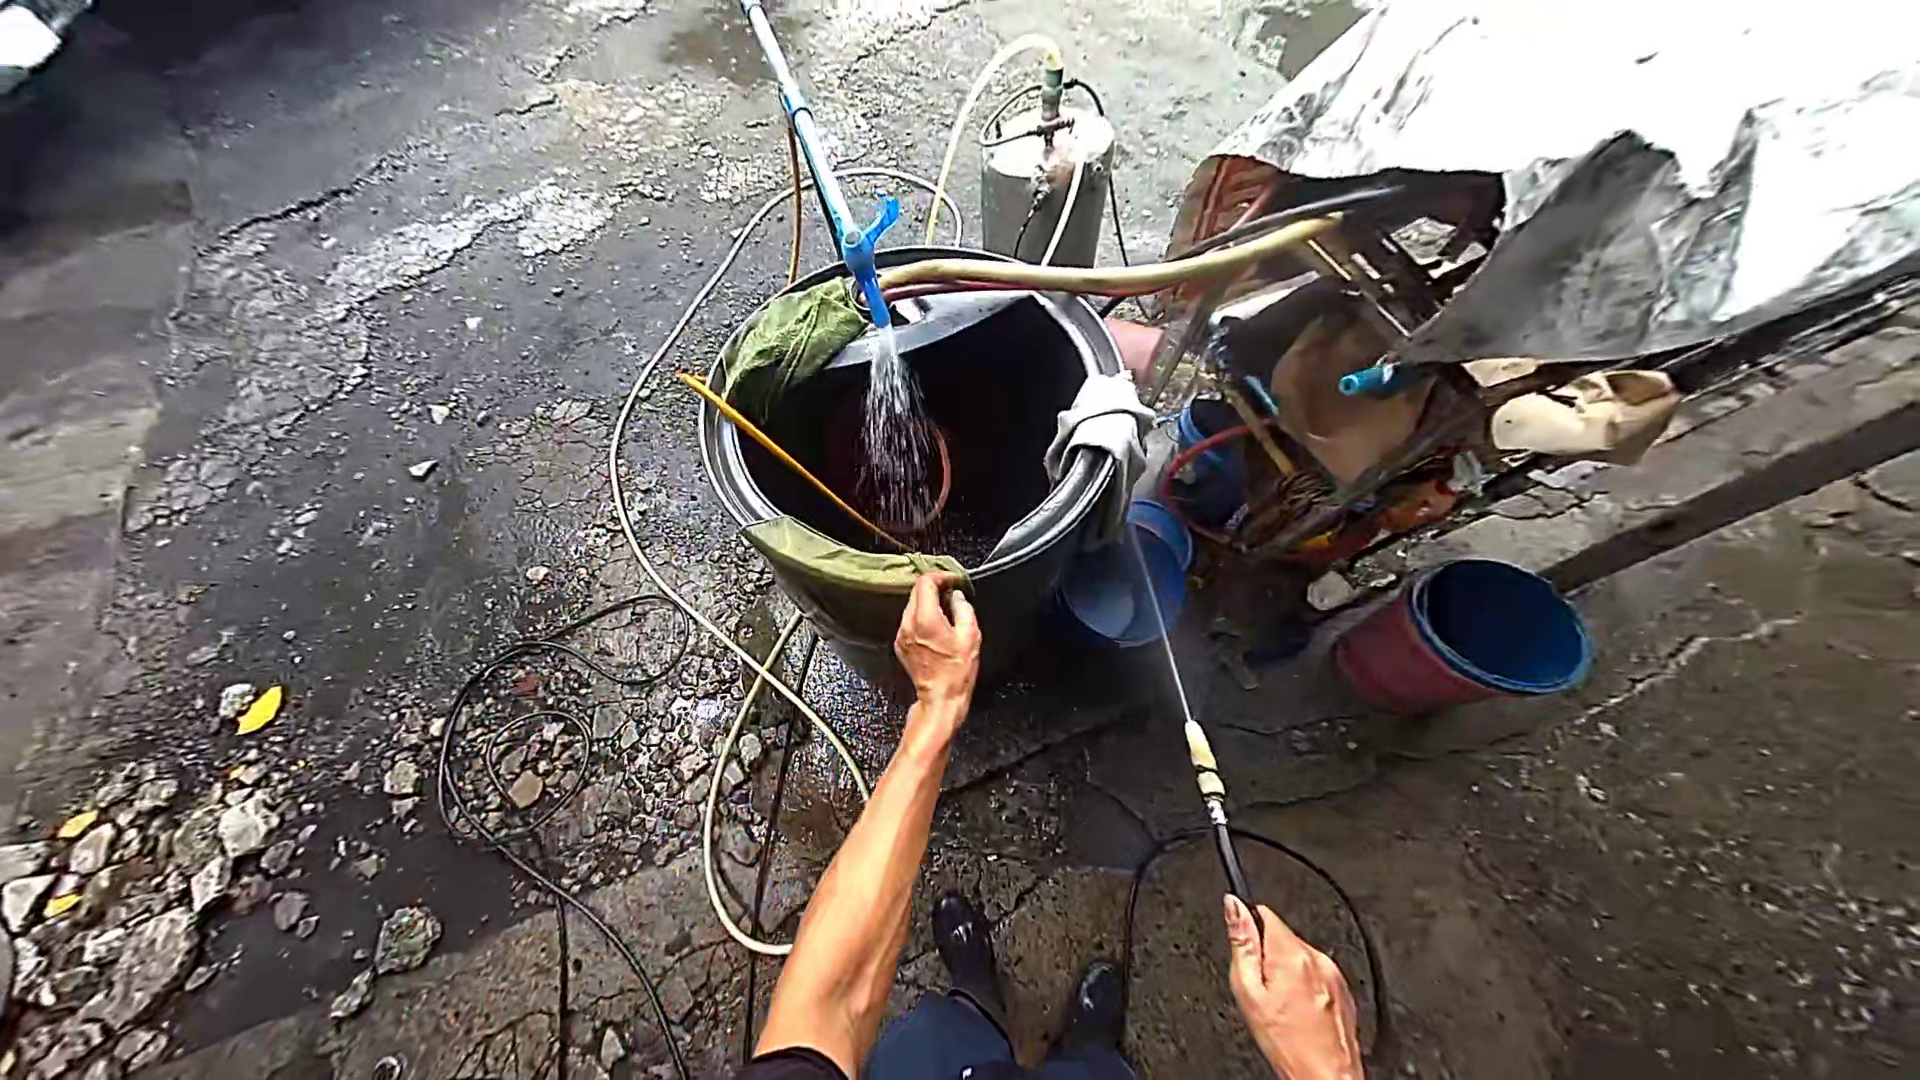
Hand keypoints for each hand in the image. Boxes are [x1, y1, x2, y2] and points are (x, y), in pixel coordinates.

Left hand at [893, 572, 979, 713]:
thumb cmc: (956, 672)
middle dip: (934, 587)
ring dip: (928, 602)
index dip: (941, 576)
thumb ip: (964, 609)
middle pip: (916, 591)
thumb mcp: (971, 637)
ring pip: (912, 605)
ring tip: (946, 610)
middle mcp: (909, 624)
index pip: (925, 582)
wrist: (940, 698)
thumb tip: (958, 597)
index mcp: (926, 619)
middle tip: (951, 592)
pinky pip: (909, 620)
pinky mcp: (901, 644)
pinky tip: (936, 627)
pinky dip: (922, 616)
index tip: (953, 580)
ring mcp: (902, 635)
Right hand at [1224, 894, 1363, 1079]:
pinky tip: (1300, 1011)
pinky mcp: (1344, 991)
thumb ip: (1240, 942)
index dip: (1249, 929)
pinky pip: (1316, 973)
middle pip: (1281, 936)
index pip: (1264, 913)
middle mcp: (1317, 959)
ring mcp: (1334, 976)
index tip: (1248, 953)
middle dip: (1268, 954)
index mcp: (1290, 954)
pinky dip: (1305, 985)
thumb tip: (1233, 905)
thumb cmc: (1287, 1043)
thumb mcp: (1247, 990)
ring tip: (1284, 1004)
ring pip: (1298, 955)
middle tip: (1264, 987)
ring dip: (1287, 970)